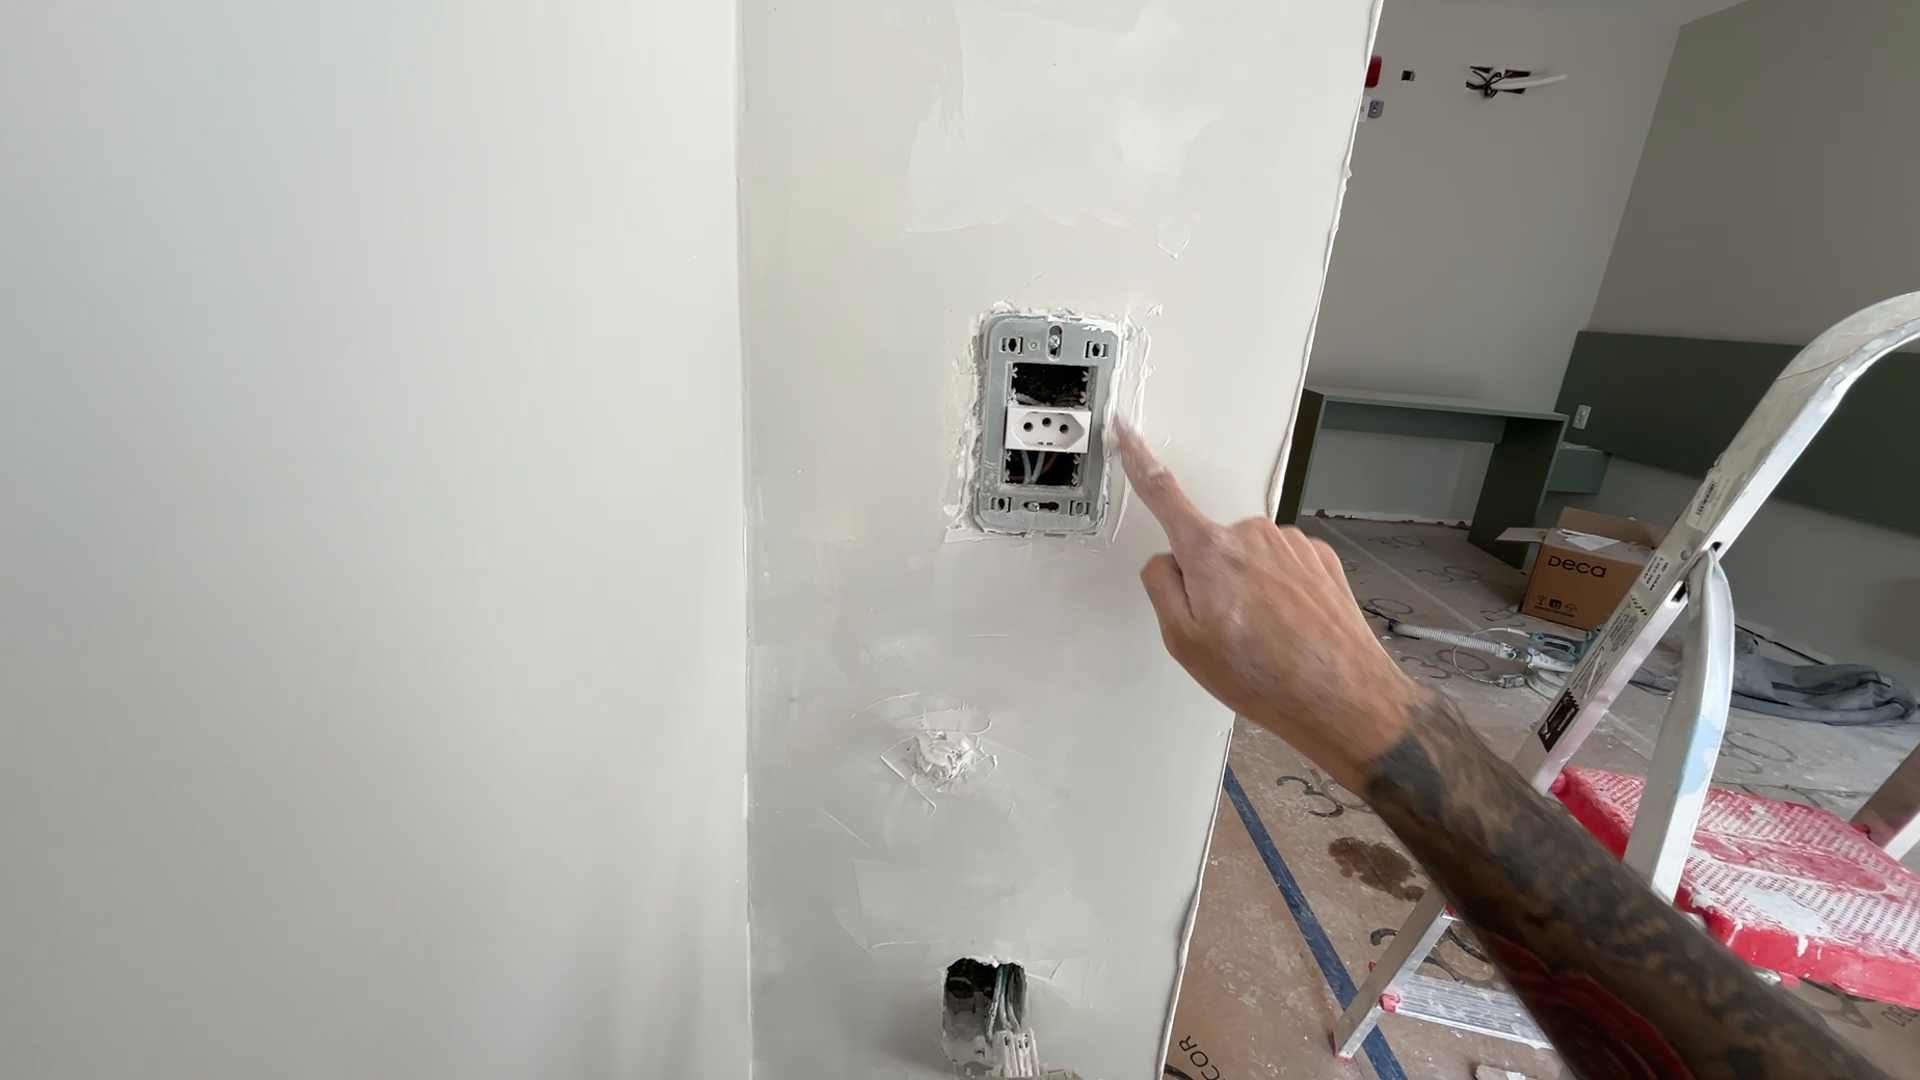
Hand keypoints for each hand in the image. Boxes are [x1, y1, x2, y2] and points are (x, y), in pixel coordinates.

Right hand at [1115, 422, 1421, 789]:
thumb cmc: (1265, 677)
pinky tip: (1288, 626)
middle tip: (1227, 630)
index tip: (1126, 431)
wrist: (1345, 698)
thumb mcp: (1184, 642)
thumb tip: (1165, 560)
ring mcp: (1290, 544)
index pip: (1162, 493)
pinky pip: (1278, 564)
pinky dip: (1275, 589)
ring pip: (1244, 556)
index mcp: (1210, 553)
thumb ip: (1161, 587)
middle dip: (1207, 579)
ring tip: (1264, 635)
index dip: (1138, 458)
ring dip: (1245, 587)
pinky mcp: (1319, 556)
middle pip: (1205, 544)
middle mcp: (1251, 536)